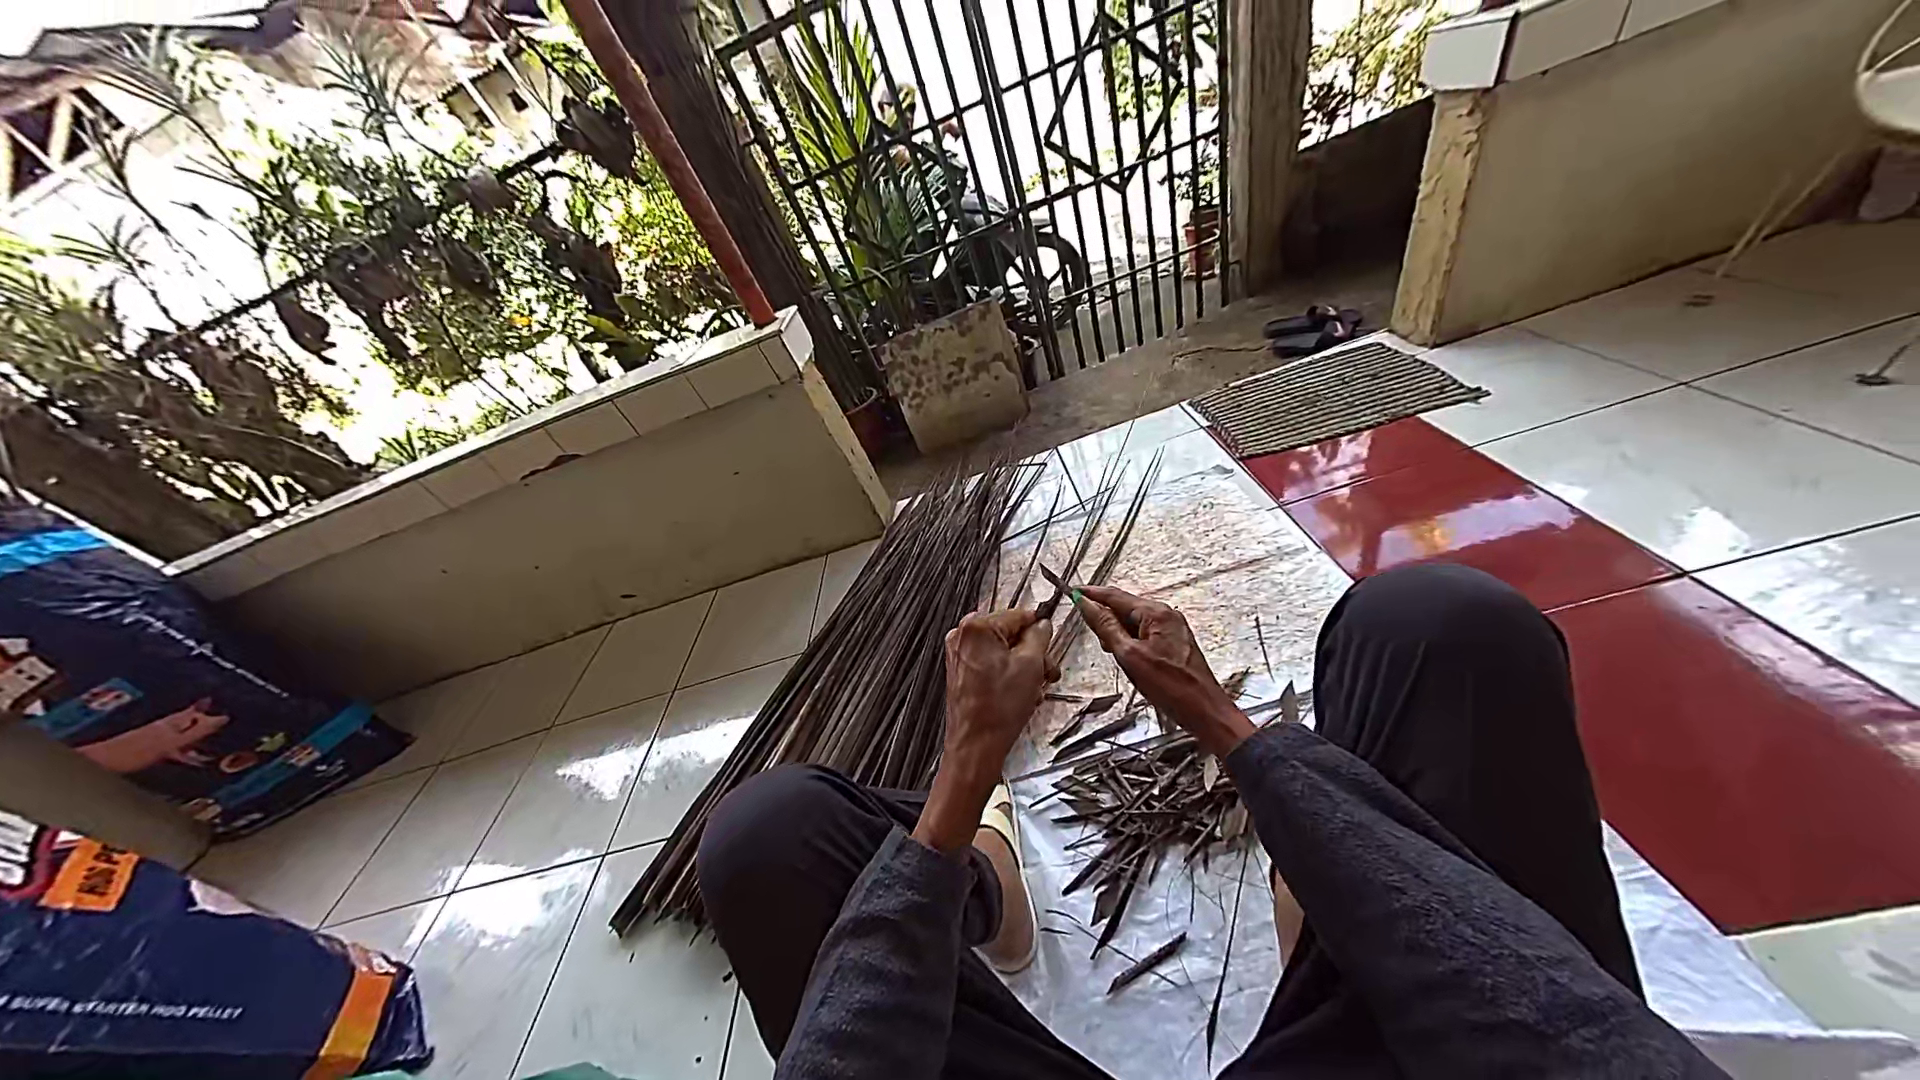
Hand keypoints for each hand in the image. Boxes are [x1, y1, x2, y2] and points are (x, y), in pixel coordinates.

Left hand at [912, 609, 1054, 853]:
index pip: (1018, 614)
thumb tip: (1042, 624)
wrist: (976, 745)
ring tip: (1034, 687)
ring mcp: (959, 654)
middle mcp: (962, 636)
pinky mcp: (961, 671)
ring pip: (1002, 649)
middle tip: (1046, 670)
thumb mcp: (1031, 665)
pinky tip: (1020, 692)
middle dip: (1032, 652)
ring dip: (1023, 665)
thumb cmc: (997, 710)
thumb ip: (1039, 636)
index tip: (1050, 641)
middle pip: (1009, 632)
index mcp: (976, 627)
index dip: (1039, 629)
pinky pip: (991, 662)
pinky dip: (1008, 673)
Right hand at [1074, 585, 1254, 757]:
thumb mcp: (1129, 656)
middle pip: (1124, 608)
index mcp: (1156, 613)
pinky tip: (1131, 662)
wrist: (1205, 711)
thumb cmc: (1172, 687)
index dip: (1091, 594)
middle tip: (1100, 642)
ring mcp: (1172, 628)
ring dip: (1119, 636)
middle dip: (1106, 621)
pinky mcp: (1173, 642)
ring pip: (1133, 623)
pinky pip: (1144, 634)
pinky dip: (1131, 644)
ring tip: (1121, 660)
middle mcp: (1166, 615)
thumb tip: (1086, 604)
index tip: (1073, 592)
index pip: (1115, 596)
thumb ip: (1105, 626)